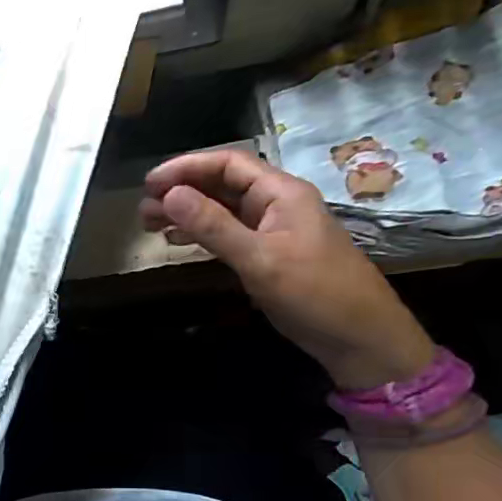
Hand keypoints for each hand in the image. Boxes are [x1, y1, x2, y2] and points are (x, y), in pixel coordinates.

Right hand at [141, 150, 437, 389]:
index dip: (186, 168)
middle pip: (223, 185)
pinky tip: (179, 244)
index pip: (228, 164)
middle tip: (143, 210)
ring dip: (188, 215)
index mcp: (280, 193)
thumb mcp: (259, 259)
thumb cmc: (313, 293)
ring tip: (151, 226)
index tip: (149, 183)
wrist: (358, 336)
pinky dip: (203, 237)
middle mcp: (276, 204)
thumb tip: (170, 195)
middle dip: (182, 192)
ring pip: (223, 212)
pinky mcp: (270, 257)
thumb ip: (213, 226)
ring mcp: (273, 232)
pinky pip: (230, 236)